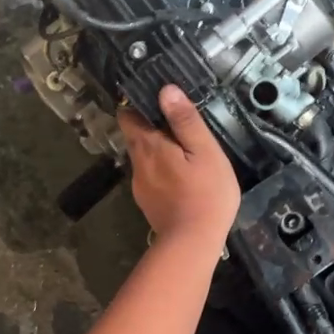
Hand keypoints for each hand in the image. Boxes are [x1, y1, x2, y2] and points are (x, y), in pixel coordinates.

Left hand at [117, 86, 240, 244]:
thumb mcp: (204, 151)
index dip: (138, 104)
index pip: (127, 115)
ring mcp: (140, 185)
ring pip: (143, 158)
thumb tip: (166, 89)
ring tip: (183, 151)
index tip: (157, 100)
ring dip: (157, 150)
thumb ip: (185, 120)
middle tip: (177, 124)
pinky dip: (161, 170)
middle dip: (150, 127)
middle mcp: (137, 163)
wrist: (192, 243)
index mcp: (148, 145)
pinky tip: (181, 177)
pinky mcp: (147, 203)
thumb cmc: (205, 193)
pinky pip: (151, 177)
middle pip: (135, 136)